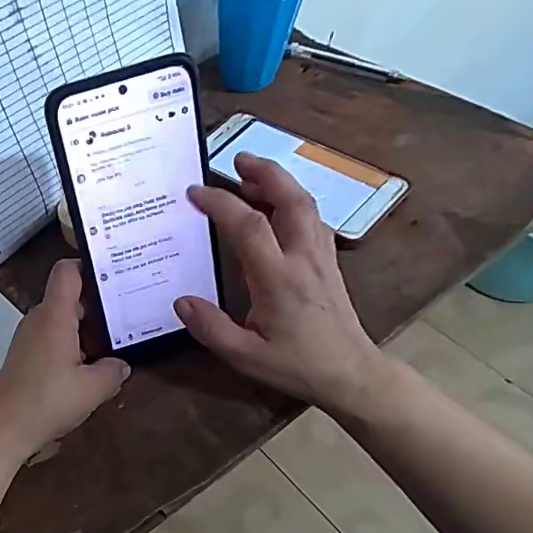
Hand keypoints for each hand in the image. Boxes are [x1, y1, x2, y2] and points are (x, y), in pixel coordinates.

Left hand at [0, 259, 130, 455]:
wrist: (5, 428)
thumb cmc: (49, 401)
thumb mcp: (93, 388)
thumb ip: (113, 371)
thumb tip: (121, 365)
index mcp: (54, 316)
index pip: (67, 271)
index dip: (88, 265)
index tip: (112, 274)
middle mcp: (38, 319)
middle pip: (67, 296)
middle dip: (95, 303)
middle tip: (125, 313)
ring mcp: (27, 338)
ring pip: (59, 319)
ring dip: (83, 328)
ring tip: (112, 342)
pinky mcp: (23, 356)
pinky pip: (50, 337)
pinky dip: (70, 344)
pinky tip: (88, 366)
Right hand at [175, 152, 384, 411]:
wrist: (351, 374)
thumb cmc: (297, 365)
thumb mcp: (245, 356)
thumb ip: (211, 328)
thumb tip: (181, 302)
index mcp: (278, 278)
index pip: (249, 226)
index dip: (221, 202)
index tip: (196, 193)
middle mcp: (303, 258)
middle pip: (290, 199)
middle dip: (264, 172)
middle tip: (238, 158)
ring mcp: (321, 257)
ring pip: (306, 205)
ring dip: (280, 183)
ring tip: (253, 174)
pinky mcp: (329, 263)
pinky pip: (313, 219)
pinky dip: (294, 202)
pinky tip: (280, 207)